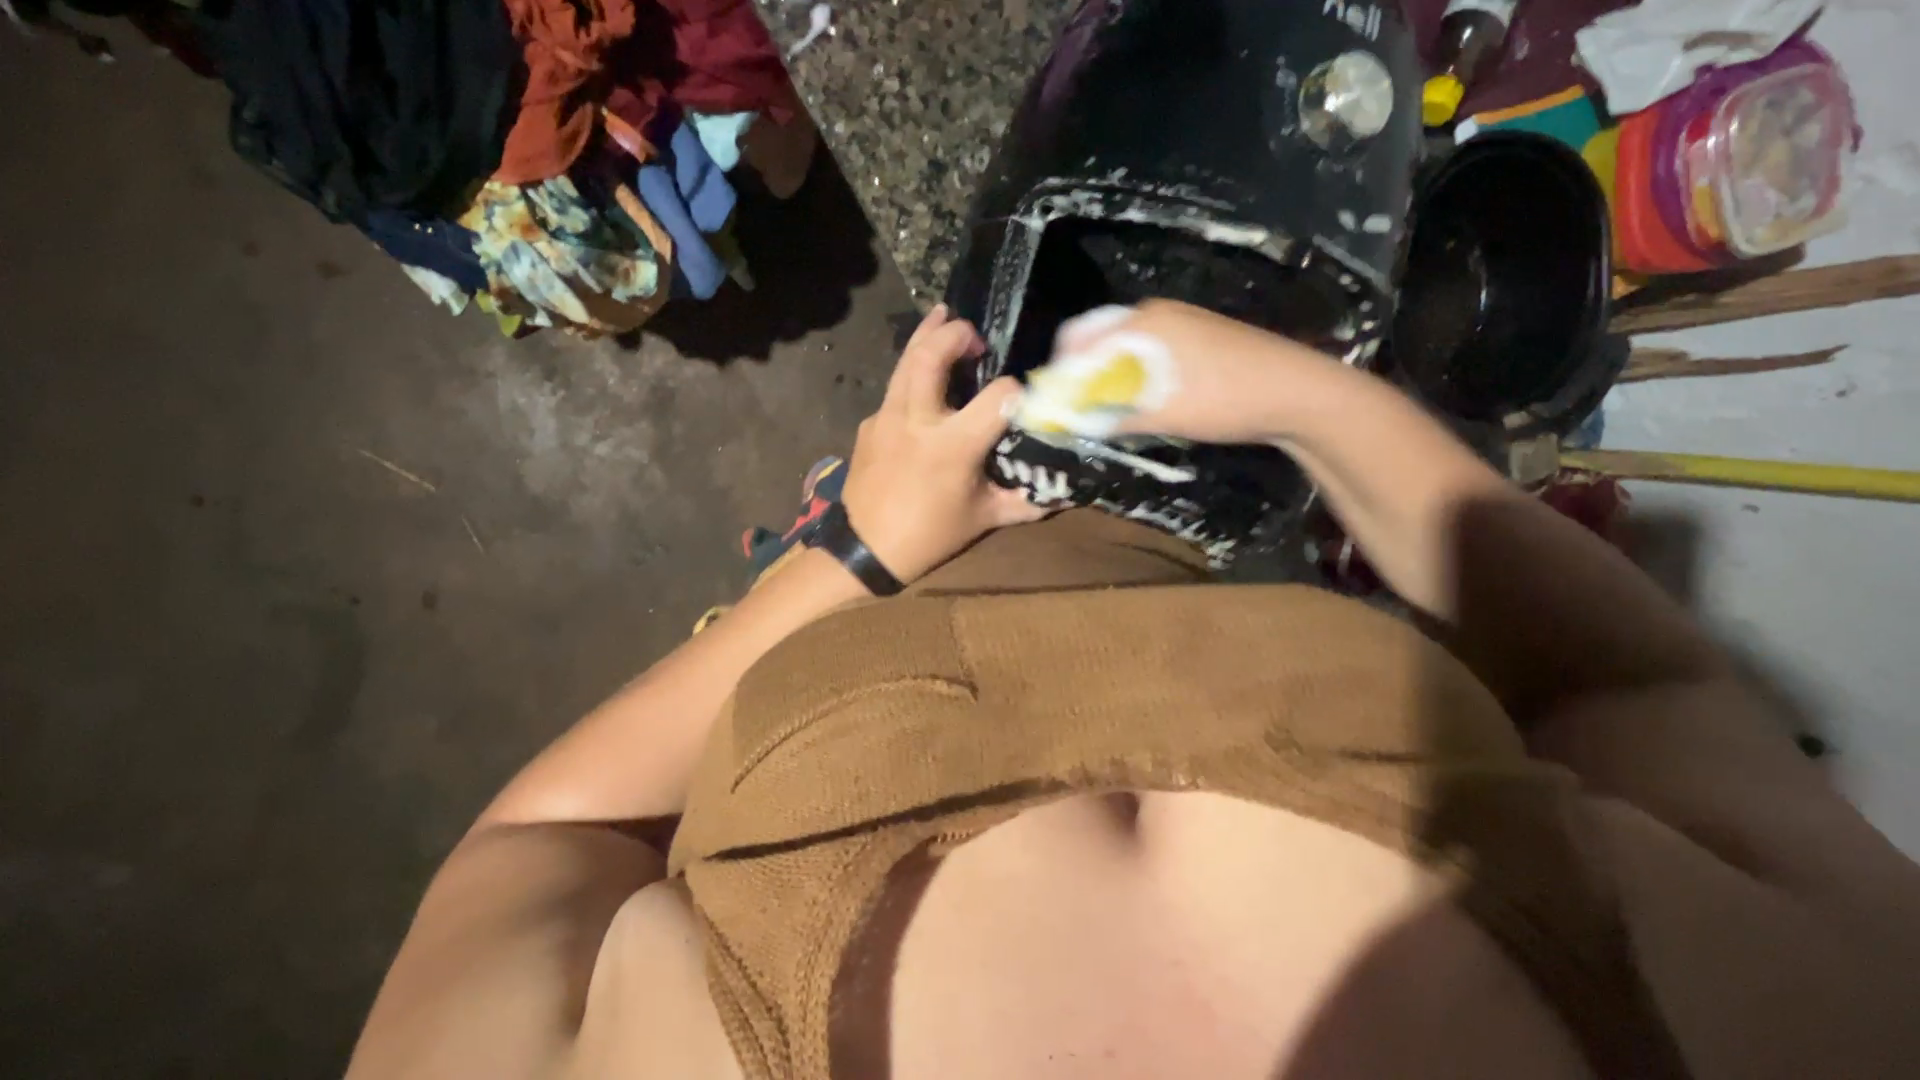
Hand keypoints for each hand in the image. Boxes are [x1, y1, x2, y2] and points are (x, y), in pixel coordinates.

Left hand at [841, 305, 1049, 581]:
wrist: (864, 550)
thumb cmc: (929, 536)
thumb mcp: (983, 519)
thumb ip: (1023, 501)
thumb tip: (1060, 494)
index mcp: (952, 445)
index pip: (997, 397)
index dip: (1017, 391)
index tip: (1022, 398)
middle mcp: (917, 420)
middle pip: (931, 355)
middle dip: (954, 333)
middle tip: (973, 335)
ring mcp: (887, 417)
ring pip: (905, 361)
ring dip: (926, 335)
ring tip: (942, 316)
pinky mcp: (869, 424)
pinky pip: (894, 390)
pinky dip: (911, 377)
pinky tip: (922, 384)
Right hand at [1038, 299, 1347, 444]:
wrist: (1299, 393)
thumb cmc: (1225, 399)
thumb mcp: (1163, 414)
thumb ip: (1113, 415)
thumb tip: (1072, 420)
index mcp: (1144, 321)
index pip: (1080, 339)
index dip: (1062, 372)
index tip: (1053, 403)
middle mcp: (1158, 312)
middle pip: (1101, 339)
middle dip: (1084, 374)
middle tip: (1078, 409)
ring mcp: (1182, 322)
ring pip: (1127, 346)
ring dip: (1111, 376)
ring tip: (1109, 410)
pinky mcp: (1199, 336)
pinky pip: (1150, 350)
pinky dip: (1136, 373)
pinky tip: (1144, 400)